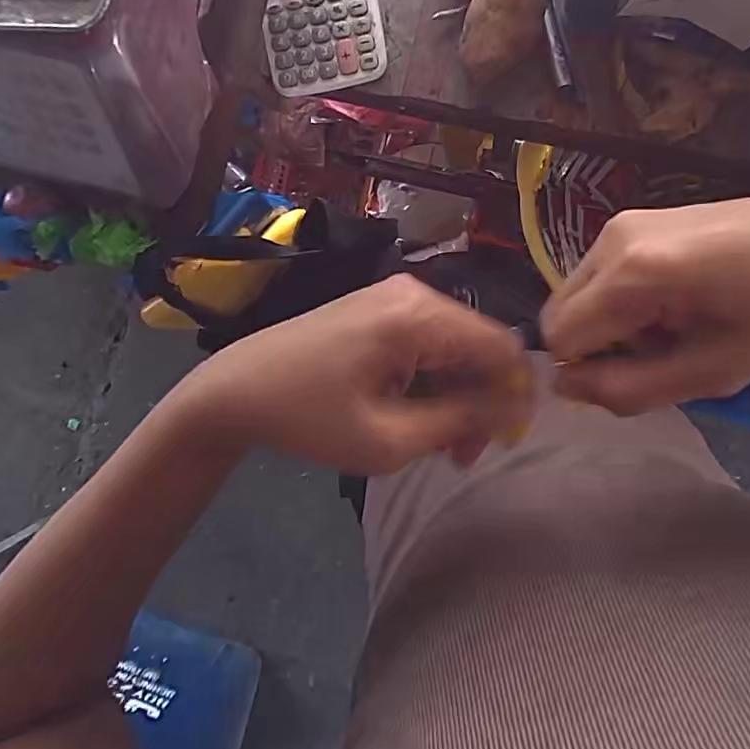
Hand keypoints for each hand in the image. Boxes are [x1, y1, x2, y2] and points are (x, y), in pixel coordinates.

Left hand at [166, 275, 532, 473]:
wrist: (234, 390)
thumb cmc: (306, 418)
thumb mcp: (388, 438)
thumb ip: (459, 422)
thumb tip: (512, 410)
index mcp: (417, 316)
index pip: (500, 346)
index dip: (515, 392)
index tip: (507, 439)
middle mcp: (415, 294)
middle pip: (479, 346)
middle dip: (482, 401)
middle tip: (462, 455)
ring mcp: (396, 297)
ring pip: (456, 347)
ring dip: (458, 395)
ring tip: (438, 444)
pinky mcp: (382, 308)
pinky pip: (430, 342)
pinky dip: (434, 380)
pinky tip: (416, 413)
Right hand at [539, 191, 749, 414]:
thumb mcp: (714, 371)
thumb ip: (631, 389)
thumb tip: (564, 388)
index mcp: (634, 272)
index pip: (561, 339)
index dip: (590, 371)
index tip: (641, 373)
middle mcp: (611, 238)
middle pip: (559, 315)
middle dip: (596, 347)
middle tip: (660, 349)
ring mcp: (617, 222)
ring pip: (574, 296)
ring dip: (608, 325)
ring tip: (671, 322)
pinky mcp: (628, 218)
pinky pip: (595, 276)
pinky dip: (617, 301)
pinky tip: (671, 297)